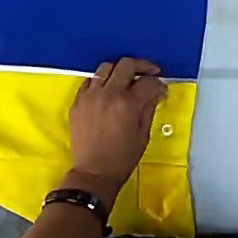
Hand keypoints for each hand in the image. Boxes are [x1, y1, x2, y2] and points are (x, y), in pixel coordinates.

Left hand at [65, 57, 166, 205]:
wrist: (93, 172)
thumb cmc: (122, 157)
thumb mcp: (143, 134)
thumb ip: (149, 108)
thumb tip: (155, 92)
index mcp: (127, 103)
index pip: (148, 82)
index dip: (158, 83)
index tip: (161, 88)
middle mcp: (108, 93)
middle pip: (126, 64)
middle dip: (142, 66)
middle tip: (149, 73)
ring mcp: (89, 95)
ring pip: (105, 68)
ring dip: (119, 71)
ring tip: (126, 80)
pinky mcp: (77, 101)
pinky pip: (89, 81)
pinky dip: (100, 81)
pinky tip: (106, 90)